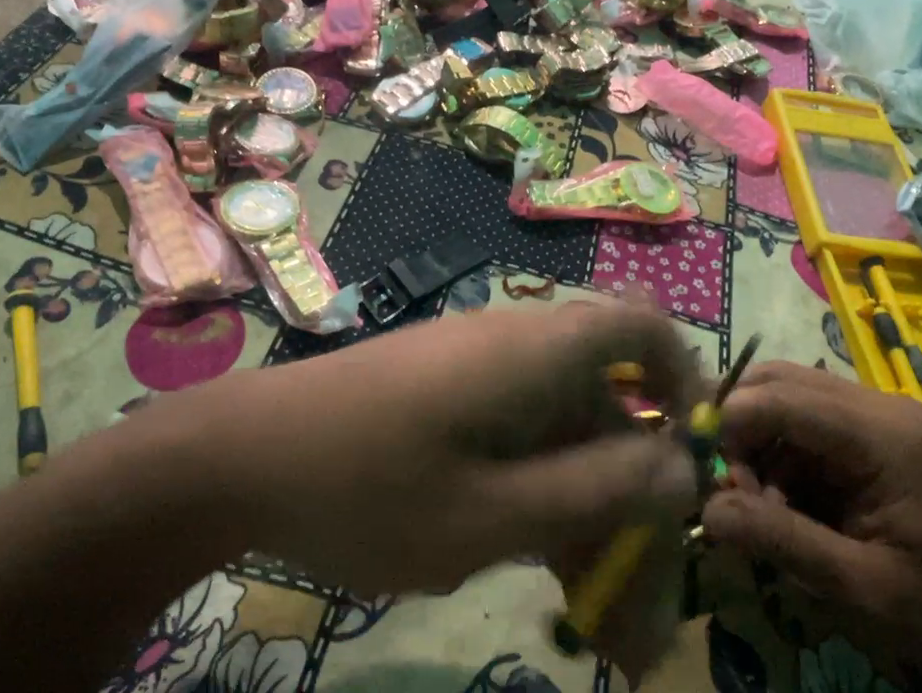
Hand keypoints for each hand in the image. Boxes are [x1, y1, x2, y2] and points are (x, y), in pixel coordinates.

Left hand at [165, 305, 700, 595]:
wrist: (233, 458)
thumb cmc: (364, 487)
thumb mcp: (489, 515)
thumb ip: (595, 489)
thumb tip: (682, 465)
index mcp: (533, 352)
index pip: (641, 328)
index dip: (683, 382)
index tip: (688, 463)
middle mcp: (510, 345)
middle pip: (603, 398)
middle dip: (630, 486)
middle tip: (637, 582)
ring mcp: (470, 367)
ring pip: (556, 425)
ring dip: (579, 499)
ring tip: (580, 593)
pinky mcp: (438, 392)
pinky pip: (510, 429)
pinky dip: (532, 486)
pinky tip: (518, 549)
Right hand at [702, 363, 921, 691]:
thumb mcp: (865, 590)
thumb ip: (781, 541)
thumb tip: (704, 508)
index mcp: (881, 434)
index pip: (773, 397)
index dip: (725, 430)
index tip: (706, 486)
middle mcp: (880, 406)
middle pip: (777, 384)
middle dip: (738, 432)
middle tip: (730, 494)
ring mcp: (885, 419)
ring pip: (788, 402)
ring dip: (760, 450)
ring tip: (764, 513)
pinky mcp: (885, 439)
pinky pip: (812, 428)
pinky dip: (785, 461)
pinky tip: (792, 509)